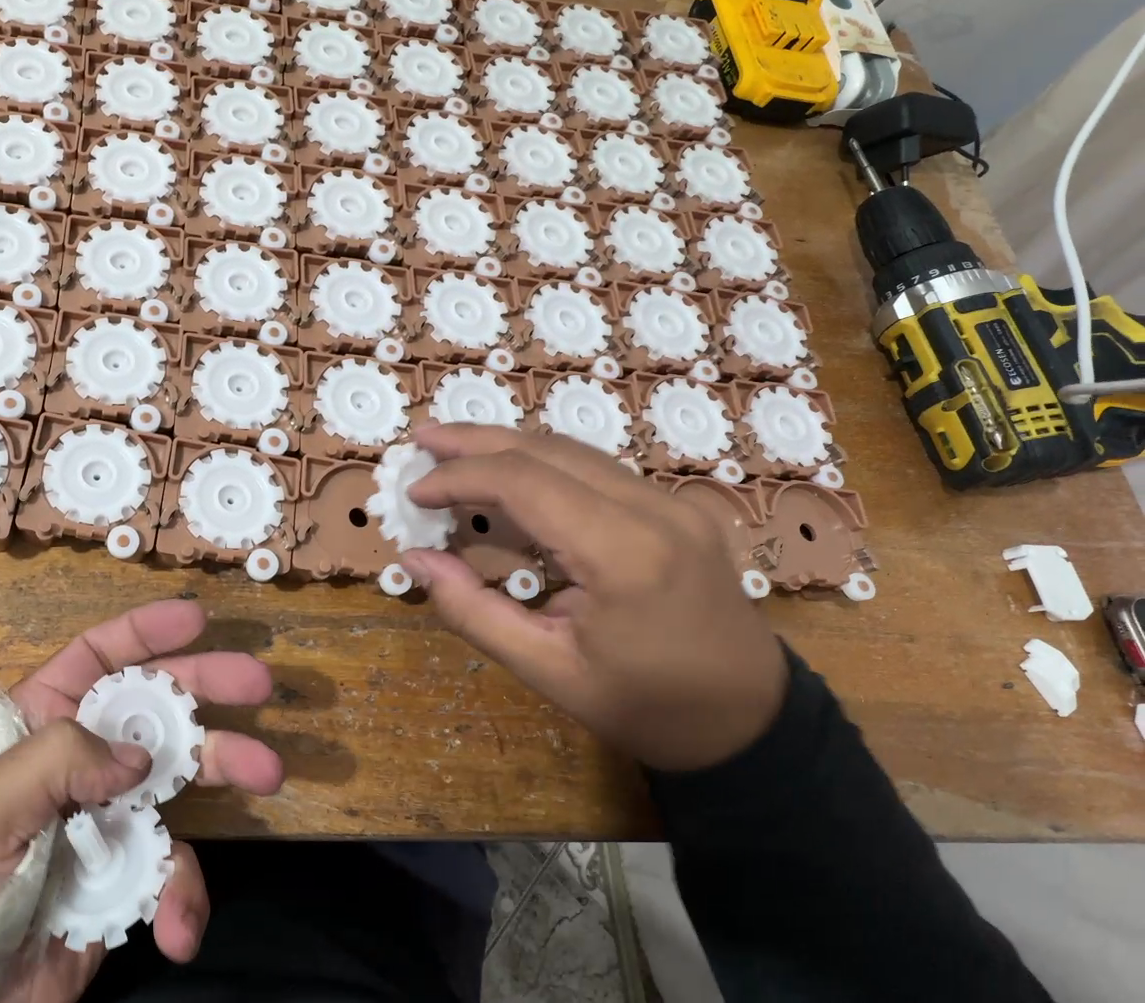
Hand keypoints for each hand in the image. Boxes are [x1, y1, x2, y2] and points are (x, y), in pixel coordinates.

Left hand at [0, 600, 282, 1002]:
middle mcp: (77, 765)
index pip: (93, 661)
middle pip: (152, 709)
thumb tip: (139, 756)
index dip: (144, 632)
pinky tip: (176, 930)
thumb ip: (54, 763)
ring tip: (269, 774)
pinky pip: (170, 872)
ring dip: (224, 772)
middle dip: (206, 689)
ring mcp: (106, 822)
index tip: (197, 618)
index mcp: (34, 728)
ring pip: (178, 782)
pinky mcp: (124, 882)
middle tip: (260, 682)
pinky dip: (184, 896)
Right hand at [399, 424, 787, 771]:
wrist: (751, 723)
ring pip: (574, 452)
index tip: (412, 493)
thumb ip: (474, 611)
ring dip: (507, 447)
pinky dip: (541, 466)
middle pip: (548, 450)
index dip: (459, 477)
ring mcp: (672, 504)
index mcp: (624, 554)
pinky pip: (596, 471)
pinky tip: (508, 477)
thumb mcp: (548, 672)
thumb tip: (414, 560)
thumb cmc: (646, 708)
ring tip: (451, 450)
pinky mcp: (676, 510)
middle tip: (419, 440)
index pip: (524, 483)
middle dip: (476, 441)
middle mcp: (653, 510)